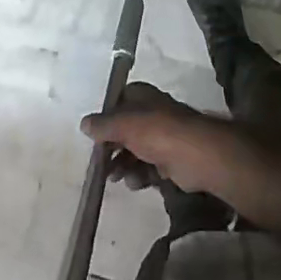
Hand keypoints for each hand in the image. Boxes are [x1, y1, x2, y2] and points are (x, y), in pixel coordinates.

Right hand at [81, 83, 244, 196]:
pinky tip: (135, 183)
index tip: (94, 136)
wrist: (195, 155)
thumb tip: (84, 123)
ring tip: (115, 177)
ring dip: (123, 165)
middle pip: (125, 129)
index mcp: (142, 96)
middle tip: (99, 165)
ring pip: (135, 150)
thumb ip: (103, 125)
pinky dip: (139, 175)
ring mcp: (161, 137)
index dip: (106, 118)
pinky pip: (147, 167)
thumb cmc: (157, 132)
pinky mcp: (169, 159)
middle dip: (111, 147)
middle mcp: (151, 113)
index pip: (119, 102)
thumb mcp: (124, 124)